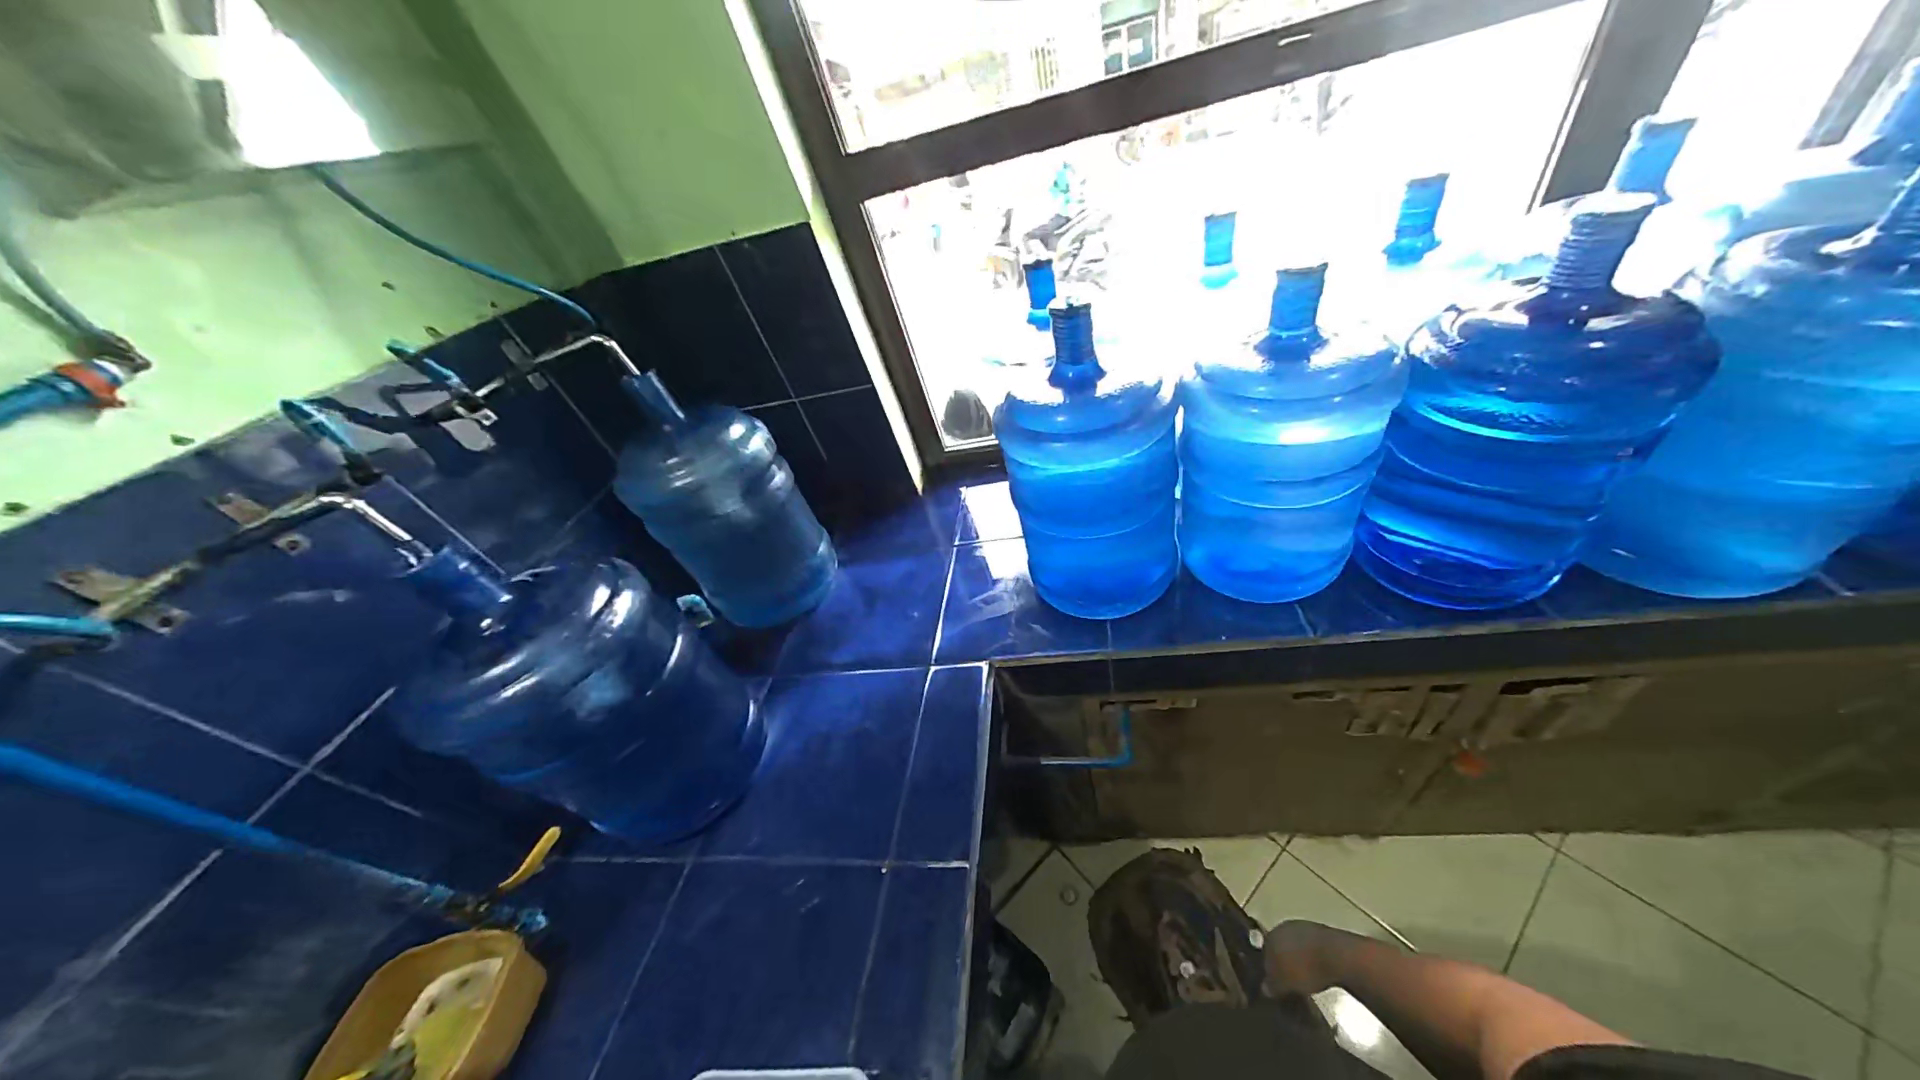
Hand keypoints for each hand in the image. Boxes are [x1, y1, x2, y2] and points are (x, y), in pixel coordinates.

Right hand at [1261, 919, 1347, 996]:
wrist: (1340, 957)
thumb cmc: (1305, 969)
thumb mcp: (1284, 984)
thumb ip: (1272, 986)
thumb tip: (1265, 988)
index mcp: (1271, 935)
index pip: (1265, 953)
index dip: (1270, 970)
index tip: (1276, 985)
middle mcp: (1285, 927)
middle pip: (1281, 948)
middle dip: (1285, 964)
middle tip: (1291, 984)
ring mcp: (1306, 928)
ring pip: (1298, 947)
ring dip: (1300, 961)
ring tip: (1307, 981)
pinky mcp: (1325, 934)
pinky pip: (1313, 949)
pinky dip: (1315, 960)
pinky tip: (1320, 974)